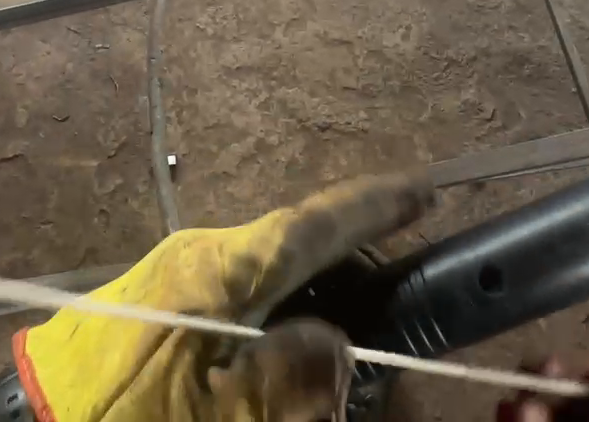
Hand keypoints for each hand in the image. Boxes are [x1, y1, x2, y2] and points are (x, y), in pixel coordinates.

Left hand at [14, 173, 431, 421]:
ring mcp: (180, 272)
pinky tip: (292, 351)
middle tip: (399, 305)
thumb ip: (291, 380)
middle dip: (353, 267)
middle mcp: (202, 253)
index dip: (371, 206)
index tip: (421, 189)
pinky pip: (243, 296)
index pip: (311, 224)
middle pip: (298, 246)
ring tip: (353, 338)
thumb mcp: (222, 420)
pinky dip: (280, 315)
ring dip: (317, 296)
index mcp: (219, 268)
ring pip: (272, 273)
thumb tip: (340, 340)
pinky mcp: (166, 298)